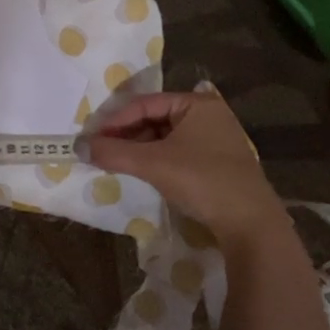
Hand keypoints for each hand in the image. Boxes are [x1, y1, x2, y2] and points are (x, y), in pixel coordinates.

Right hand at [84, 88, 288, 246]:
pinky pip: (177, 151)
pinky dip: (156, 158)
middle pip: (154, 118)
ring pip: (165, 136)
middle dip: (125, 134)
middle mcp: (208, 115)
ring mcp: (215, 139)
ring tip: (116, 161)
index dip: (114, 120)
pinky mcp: (218, 162)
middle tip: (101, 150)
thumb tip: (78, 146)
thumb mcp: (152, 164)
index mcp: (196, 103)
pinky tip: (141, 171)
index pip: (143, 104)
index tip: (91, 138)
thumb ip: (113, 152)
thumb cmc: (202, 181)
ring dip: (139, 148)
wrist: (251, 225)